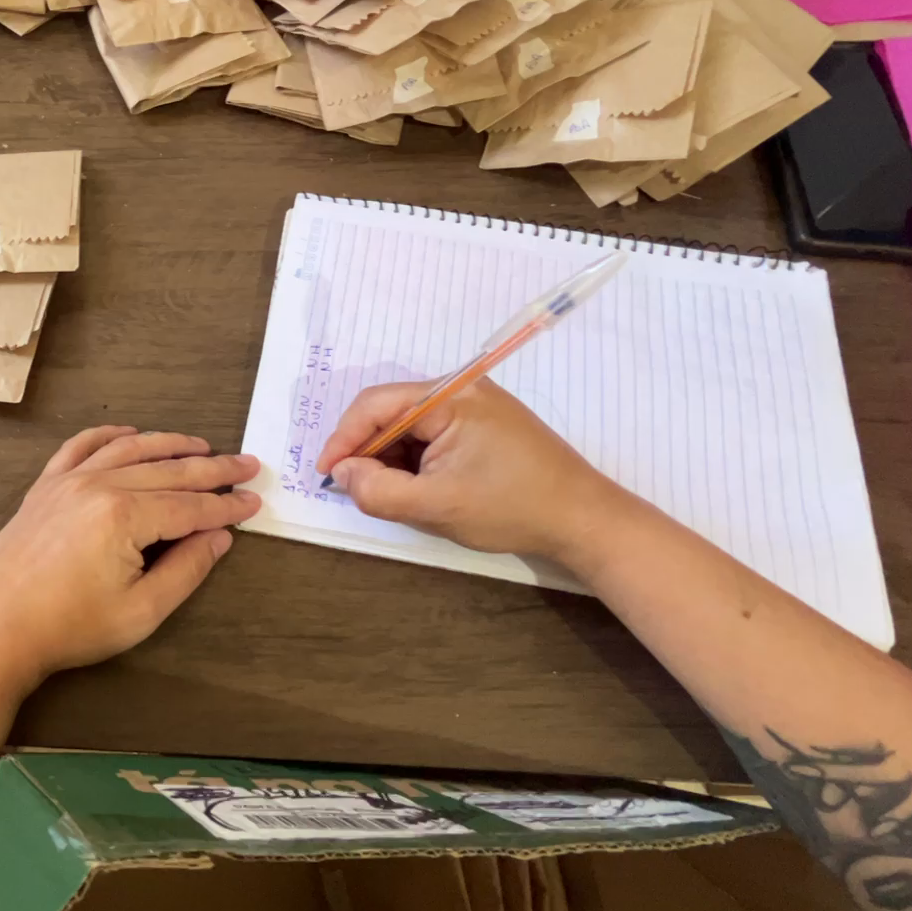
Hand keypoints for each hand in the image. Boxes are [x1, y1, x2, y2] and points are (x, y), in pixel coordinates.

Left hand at [0, 427, 259, 698]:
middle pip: (168, 470)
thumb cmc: (72, 627)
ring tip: (201, 445)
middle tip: (246, 464)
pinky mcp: (45, 485)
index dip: (226, 505)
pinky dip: (109, 434)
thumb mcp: (142, 610)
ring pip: (129, 449)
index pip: (191, 505)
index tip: (255, 500)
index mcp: (125, 515)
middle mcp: (99, 484)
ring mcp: (68, 480)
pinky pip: (81, 446)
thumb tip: (220, 536)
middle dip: (213, 468)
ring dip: (169, 444)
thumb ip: (187, 569)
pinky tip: (129, 432)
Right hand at [315, 379, 628, 562]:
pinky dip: (412, 461)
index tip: (326, 473)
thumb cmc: (511, 507)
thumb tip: (341, 473)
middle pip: (390, 413)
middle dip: (366, 451)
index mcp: (449, 396)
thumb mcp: (435, 506)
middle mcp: (459, 390)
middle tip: (353, 487)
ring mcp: (473, 407)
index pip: (375, 405)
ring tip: (386, 493)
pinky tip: (413, 488)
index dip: (343, 438)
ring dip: (389, 459)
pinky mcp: (481, 426)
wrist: (585, 520)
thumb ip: (378, 490)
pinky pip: (430, 436)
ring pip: (408, 427)